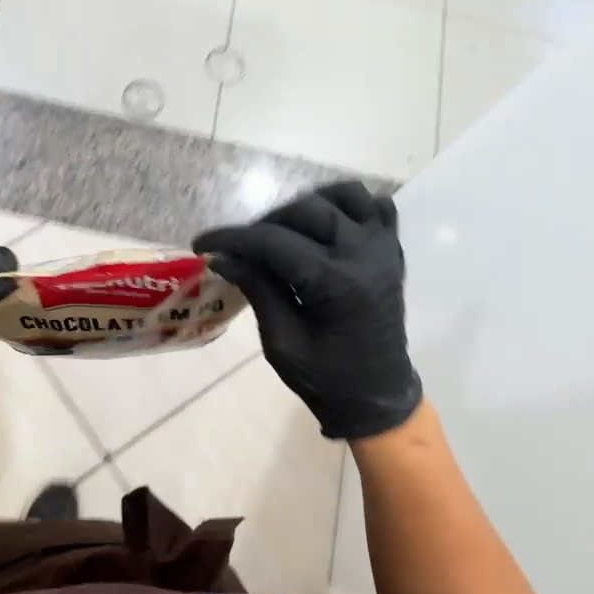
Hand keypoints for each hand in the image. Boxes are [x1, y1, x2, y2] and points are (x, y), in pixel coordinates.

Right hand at [193, 181, 420, 439]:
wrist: (377, 396)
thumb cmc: (326, 379)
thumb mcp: (281, 343)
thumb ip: (258, 291)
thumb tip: (223, 257)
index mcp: (336, 284)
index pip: (273, 243)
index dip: (232, 238)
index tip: (201, 243)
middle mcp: (364, 255)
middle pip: (305, 212)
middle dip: (263, 225)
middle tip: (240, 249)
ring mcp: (384, 248)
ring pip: (343, 196)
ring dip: (306, 206)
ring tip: (281, 232)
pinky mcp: (392, 251)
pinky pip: (374, 206)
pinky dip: (347, 206)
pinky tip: (323, 226)